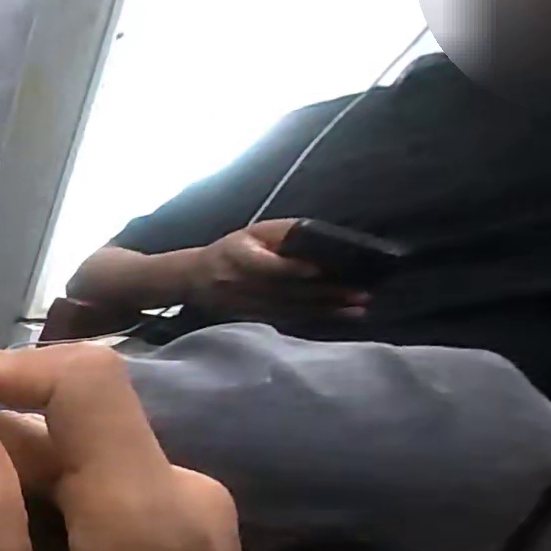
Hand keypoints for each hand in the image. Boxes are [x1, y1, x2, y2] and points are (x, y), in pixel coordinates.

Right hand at [0, 341, 359, 550]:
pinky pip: (93, 484)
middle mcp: (177, 486)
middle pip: (62, 428)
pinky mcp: (179, 524)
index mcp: (143, 508)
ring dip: (7, 483)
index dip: (8, 361)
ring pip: (71, 457)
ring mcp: (185, 504)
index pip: (85, 381)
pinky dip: (39, 502)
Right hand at [187, 218, 365, 318]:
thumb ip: (283, 234)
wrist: (192, 277)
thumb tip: (323, 238)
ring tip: (356, 308)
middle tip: (358, 294)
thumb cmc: (229, 250)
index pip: (261, 264)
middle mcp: (236, 281)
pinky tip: (332, 315)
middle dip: (322, 293)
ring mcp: (241, 301)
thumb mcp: (252, 234)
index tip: (318, 270)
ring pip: (285, 306)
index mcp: (236, 255)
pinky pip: (280, 316)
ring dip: (321, 309)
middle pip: (282, 289)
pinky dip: (308, 317)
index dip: (289, 268)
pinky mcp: (246, 313)